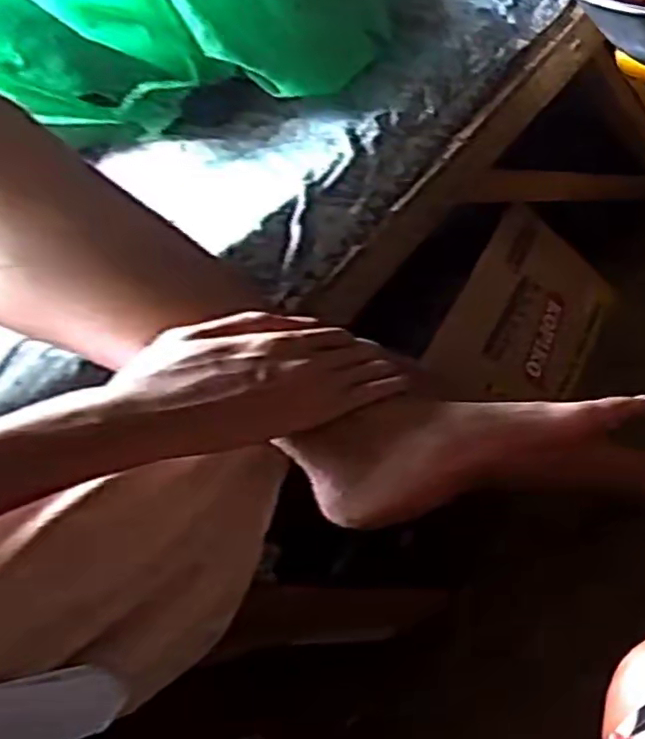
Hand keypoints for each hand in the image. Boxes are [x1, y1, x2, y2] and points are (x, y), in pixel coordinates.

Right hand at [105, 312, 407, 452]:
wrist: (146, 419)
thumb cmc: (157, 380)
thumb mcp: (192, 336)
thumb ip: (244, 323)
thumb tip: (286, 319)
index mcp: (274, 338)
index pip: (332, 334)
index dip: (347, 342)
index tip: (356, 349)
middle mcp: (302, 356)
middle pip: (357, 349)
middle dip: (372, 354)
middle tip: (387, 361)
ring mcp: (314, 383)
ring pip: (370, 366)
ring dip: (387, 366)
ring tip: (403, 370)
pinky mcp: (322, 408)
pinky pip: (372, 391)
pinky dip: (392, 384)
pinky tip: (404, 384)